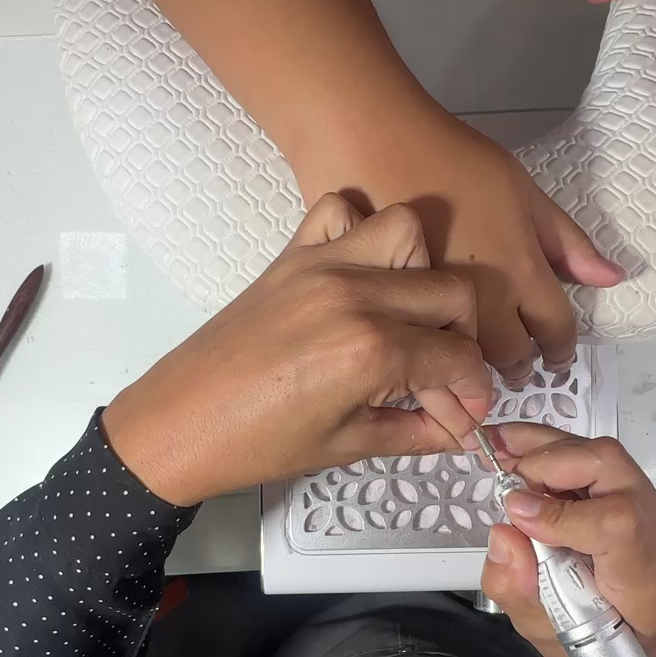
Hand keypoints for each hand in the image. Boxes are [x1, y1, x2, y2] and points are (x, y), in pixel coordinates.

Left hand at [103, 195, 493, 505]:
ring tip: (411, 319)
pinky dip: (362, 231)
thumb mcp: (347, 446)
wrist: (180, 423)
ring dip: (426, 273)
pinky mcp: (291, 255)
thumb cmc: (258, 445)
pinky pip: (340, 210)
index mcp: (369, 351)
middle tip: (446, 373)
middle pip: (453, 291)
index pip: (458, 356)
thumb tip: (462, 430)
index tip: (468, 411)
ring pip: (409, 232)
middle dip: (466, 337)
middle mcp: (353, 293)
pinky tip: (361, 277)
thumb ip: (417, 431)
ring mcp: (320, 264)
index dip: (475, 389)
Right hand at [296, 112, 623, 384]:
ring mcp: (435, 310)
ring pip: (466, 362)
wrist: (376, 148)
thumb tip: (612, 279)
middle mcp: (483, 301)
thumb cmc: (455, 161)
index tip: (560, 359)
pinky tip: (439, 352)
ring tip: (482, 367)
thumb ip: (566, 240)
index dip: (563, 350)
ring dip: (480, 368)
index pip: (556, 329)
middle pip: (512, 356)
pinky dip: (438, 357)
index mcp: (521, 270)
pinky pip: (424, 350)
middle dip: (521, 367)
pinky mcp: (395, 312)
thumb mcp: (524, 190)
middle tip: (521, 370)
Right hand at [479, 424, 655, 656]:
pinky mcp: (640, 494)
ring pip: (604, 454)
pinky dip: (554, 450)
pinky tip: (519, 450)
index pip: (617, 524)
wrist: (624, 642)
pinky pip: (599, 458)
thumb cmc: (588, 645)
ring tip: (501, 451)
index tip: (515, 514)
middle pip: (612, 469)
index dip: (559, 512)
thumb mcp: (538, 631)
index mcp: (647, 585)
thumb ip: (515, 586)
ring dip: (545, 449)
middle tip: (508, 484)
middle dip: (548, 465)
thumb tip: (504, 533)